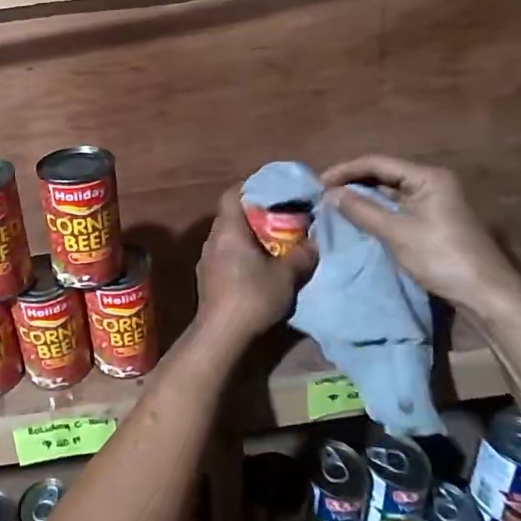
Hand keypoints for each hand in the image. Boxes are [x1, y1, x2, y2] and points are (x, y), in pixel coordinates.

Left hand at [194, 186, 314, 340]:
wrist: (222, 332)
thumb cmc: (253, 296)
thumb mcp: (287, 274)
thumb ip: (303, 253)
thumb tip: (314, 241)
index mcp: (228, 231)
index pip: (232, 195)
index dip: (251, 187)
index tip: (273, 190)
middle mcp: (212, 240)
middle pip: (231, 215)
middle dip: (255, 214)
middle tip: (282, 218)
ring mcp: (206, 259)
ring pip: (228, 236)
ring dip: (249, 236)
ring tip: (274, 242)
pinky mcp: (206, 276)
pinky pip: (225, 253)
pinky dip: (241, 252)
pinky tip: (258, 266)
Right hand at [319, 155, 520, 313]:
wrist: (486, 295)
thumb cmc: (442, 257)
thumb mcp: (396, 233)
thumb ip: (361, 210)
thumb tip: (331, 193)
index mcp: (429, 178)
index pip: (377, 163)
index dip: (344, 170)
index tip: (317, 184)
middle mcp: (432, 184)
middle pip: (383, 174)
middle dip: (351, 182)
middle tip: (322, 195)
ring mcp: (434, 203)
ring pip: (388, 192)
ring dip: (361, 198)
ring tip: (333, 205)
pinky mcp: (432, 221)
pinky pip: (396, 208)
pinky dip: (374, 211)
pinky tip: (356, 218)